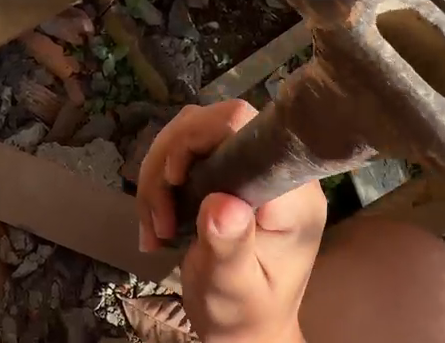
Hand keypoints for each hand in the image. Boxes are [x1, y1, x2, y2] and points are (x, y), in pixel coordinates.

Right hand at [137, 102, 326, 342]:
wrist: (244, 333)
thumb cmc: (243, 317)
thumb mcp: (233, 288)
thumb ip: (230, 246)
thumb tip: (221, 205)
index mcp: (289, 192)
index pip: (245, 126)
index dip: (200, 135)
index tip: (175, 179)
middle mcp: (271, 168)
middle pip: (208, 123)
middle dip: (168, 164)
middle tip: (158, 221)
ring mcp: (247, 166)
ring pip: (188, 133)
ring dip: (158, 177)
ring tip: (155, 229)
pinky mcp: (227, 170)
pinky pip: (182, 152)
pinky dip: (159, 183)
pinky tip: (157, 222)